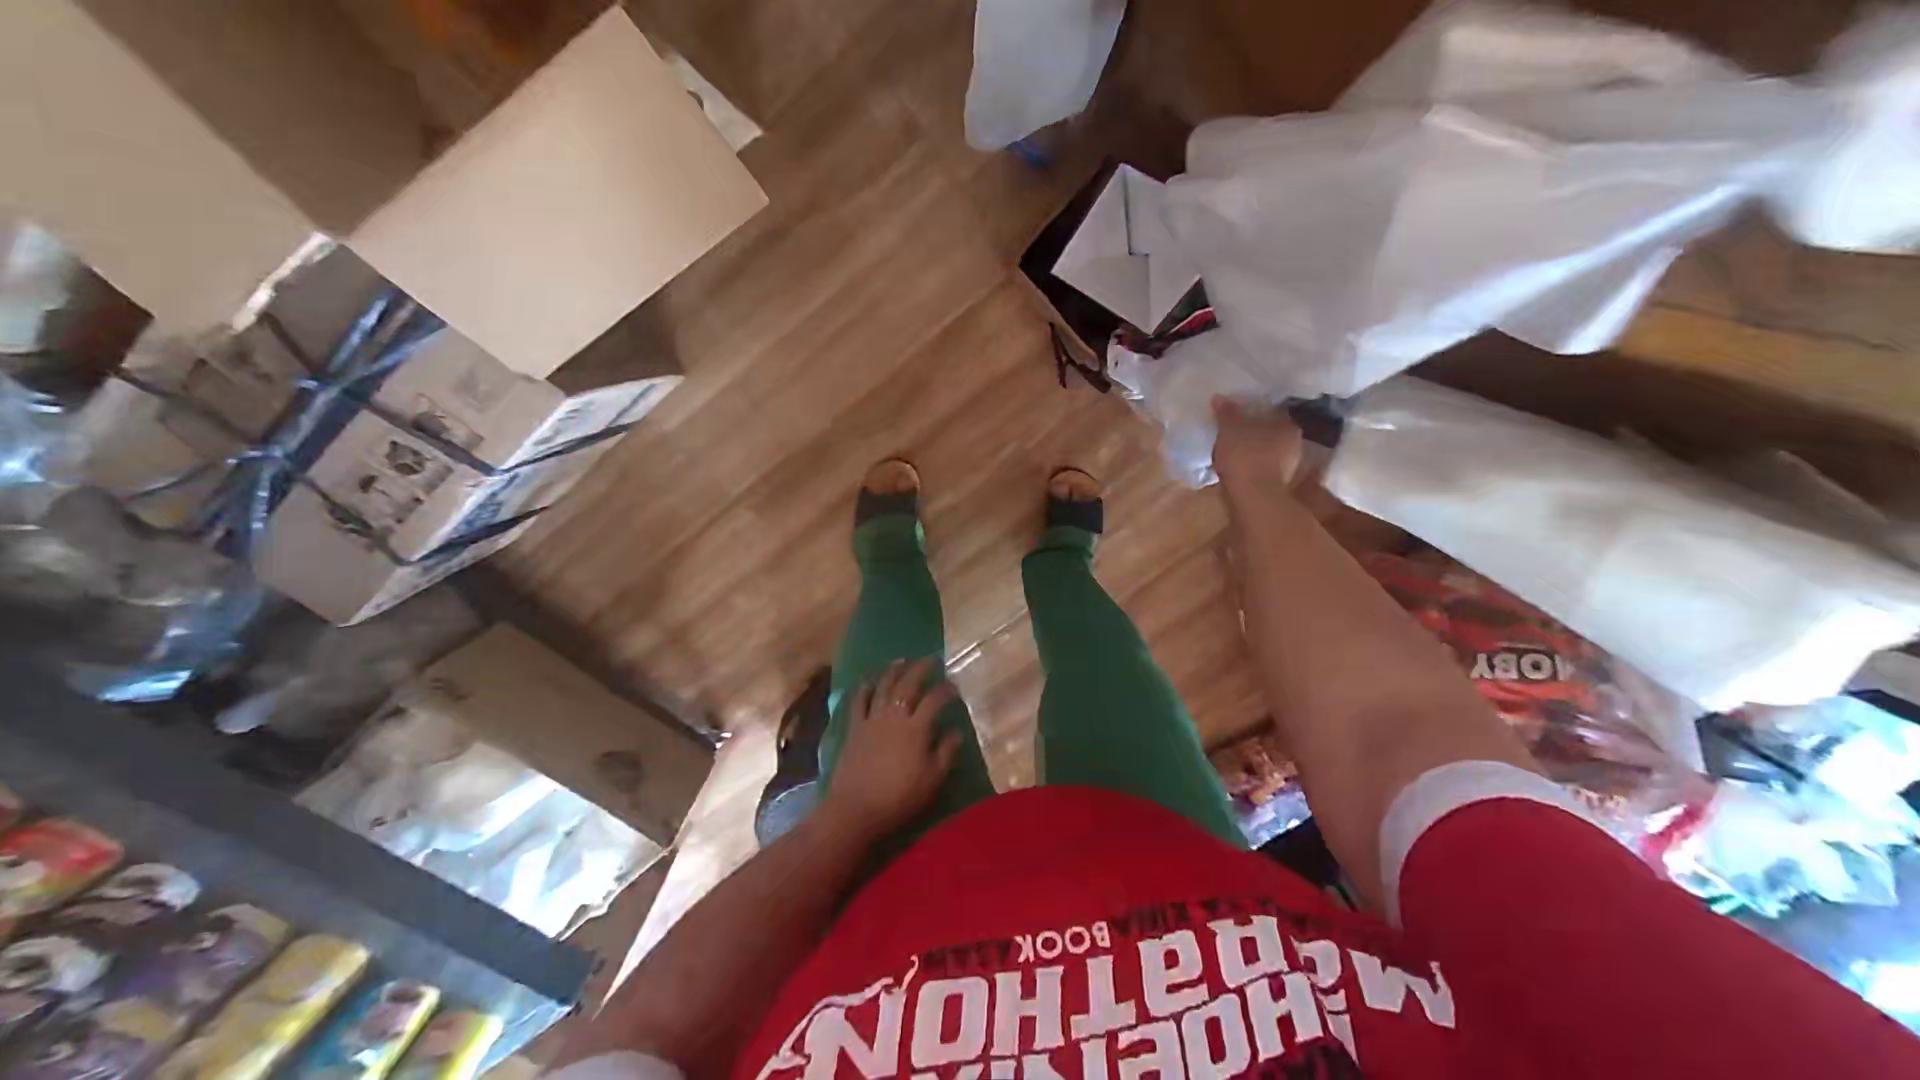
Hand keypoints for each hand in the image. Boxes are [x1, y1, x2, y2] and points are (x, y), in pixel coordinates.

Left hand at [818, 658, 962, 840]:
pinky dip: (865, 687)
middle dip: (921, 669)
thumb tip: (957, 732)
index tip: (954, 685)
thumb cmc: (900, 796)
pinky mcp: (854, 728)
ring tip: (902, 660)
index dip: (946, 690)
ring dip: (894, 671)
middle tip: (930, 659)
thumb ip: (946, 752)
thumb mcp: (933, 779)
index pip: (934, 700)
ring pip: (883, 686)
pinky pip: (859, 701)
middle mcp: (894, 716)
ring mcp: (872, 720)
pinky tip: (870, 680)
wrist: (857, 808)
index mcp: (916, 728)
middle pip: (908, 685)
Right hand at [1211, 396, 1303, 492]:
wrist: (1253, 498)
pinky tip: (1237, 469)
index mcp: (1287, 426)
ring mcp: (1289, 467)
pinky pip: (1262, 470)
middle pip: (1270, 433)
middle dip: (1254, 433)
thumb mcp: (1230, 429)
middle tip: (1233, 433)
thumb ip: (1226, 413)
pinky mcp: (1279, 485)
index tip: (1238, 415)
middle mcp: (1295, 444)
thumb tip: (1219, 397)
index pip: (1272, 412)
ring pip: (1268, 453)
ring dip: (1253, 452)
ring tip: (1232, 452)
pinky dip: (1252, 468)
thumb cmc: (1245, 456)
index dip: (1254, 412)